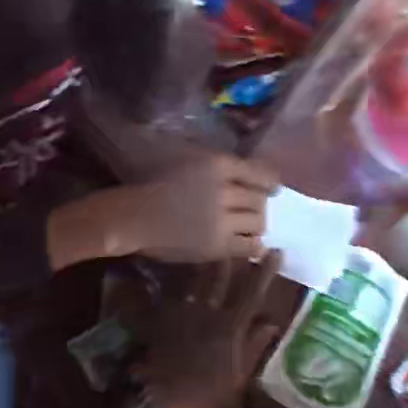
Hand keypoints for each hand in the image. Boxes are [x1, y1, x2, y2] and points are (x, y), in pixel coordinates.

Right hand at [119, 155, 278, 262]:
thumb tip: (250, 174)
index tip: (273, 188)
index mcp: (218, 165)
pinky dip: (255, 246)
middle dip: (259, 205)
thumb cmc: (155, 184)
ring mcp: (222, 219)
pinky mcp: (217, 244)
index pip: (258, 173)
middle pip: (259, 199)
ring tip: (250, 228)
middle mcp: (224, 190)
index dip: (269, 182)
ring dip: (257, 225)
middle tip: (255, 211)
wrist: (134, 215)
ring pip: (258, 222)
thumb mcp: (190, 161)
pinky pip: (249, 246)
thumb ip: (219, 167)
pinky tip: (252, 246)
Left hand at [140, 253, 282, 407]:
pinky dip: (177, 282)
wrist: (162, 404)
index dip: (265, 271)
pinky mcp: (162, 319)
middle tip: (238, 240)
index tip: (275, 251)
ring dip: (206, 264)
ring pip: (196, 280)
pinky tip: (178, 274)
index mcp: (231, 326)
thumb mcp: (238, 375)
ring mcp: (183, 314)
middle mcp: (208, 313)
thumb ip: (254, 346)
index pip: (253, 292)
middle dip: (232, 257)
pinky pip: (171, 293)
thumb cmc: (207, 395)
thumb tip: (272, 322)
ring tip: (211, 248)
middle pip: (221, 277)